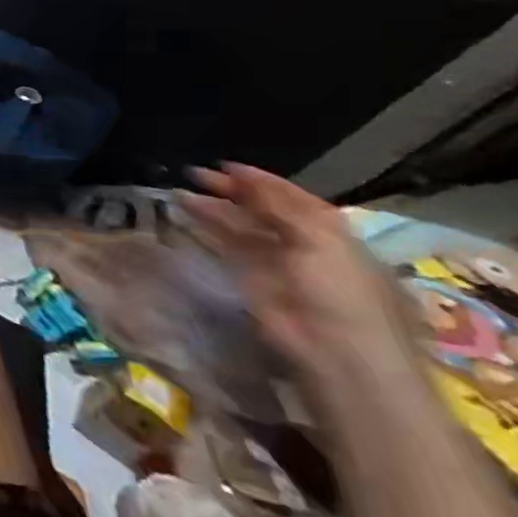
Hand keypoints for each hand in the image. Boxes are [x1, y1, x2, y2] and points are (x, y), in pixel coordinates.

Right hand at [180, 164, 410, 368]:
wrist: (333, 351)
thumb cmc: (337, 290)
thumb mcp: (317, 238)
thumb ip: (278, 203)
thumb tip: (241, 174)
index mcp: (327, 230)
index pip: (288, 195)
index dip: (258, 179)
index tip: (223, 165)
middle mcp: (301, 242)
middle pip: (260, 208)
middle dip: (229, 190)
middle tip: (193, 174)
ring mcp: (275, 261)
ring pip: (239, 226)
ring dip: (212, 208)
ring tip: (180, 193)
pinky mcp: (250, 278)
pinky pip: (226, 246)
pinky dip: (206, 229)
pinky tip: (186, 216)